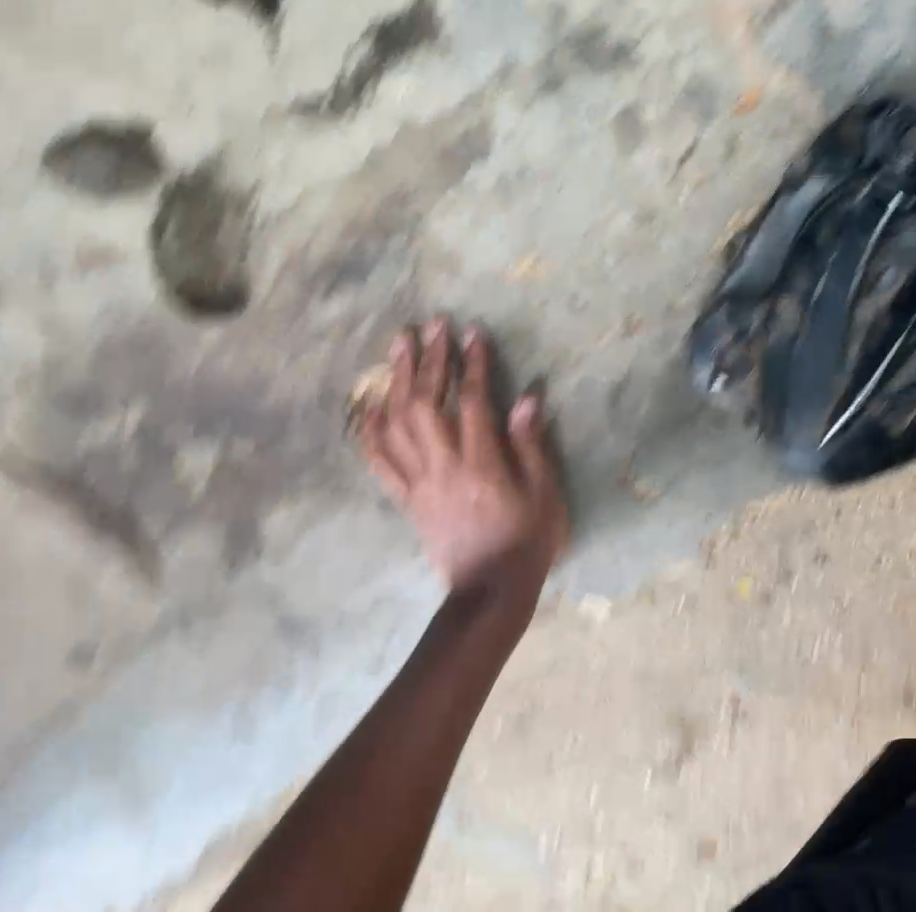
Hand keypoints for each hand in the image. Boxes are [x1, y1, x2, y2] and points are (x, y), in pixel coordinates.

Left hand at [357, 316, 569, 597]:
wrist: (490, 590)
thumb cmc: (528, 541)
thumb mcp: (546, 494)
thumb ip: (532, 446)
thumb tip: (526, 399)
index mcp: (482, 465)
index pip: (472, 403)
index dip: (472, 364)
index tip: (472, 333)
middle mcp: (443, 467)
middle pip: (425, 404)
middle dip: (428, 360)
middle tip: (430, 325)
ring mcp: (419, 483)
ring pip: (397, 424)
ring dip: (397, 381)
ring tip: (399, 347)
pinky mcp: (406, 498)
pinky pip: (379, 459)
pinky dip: (370, 427)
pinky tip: (370, 402)